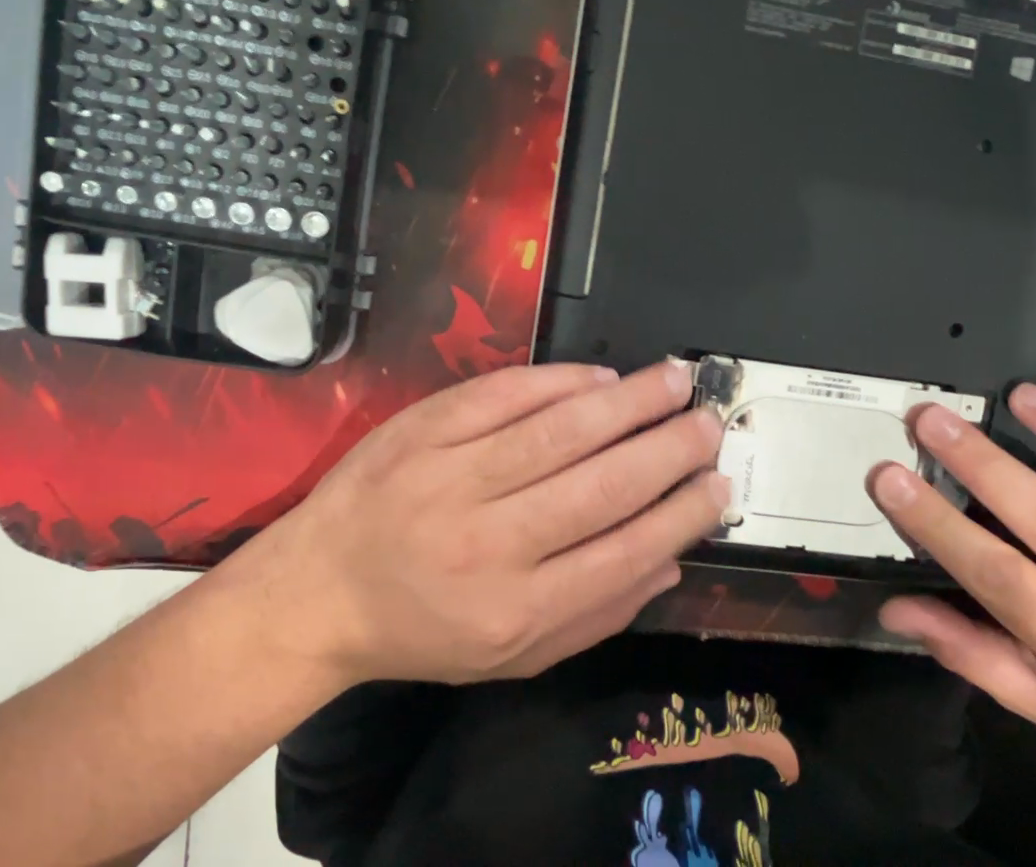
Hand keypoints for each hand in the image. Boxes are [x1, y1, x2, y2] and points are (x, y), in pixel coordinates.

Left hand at [225, 362, 726, 687]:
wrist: (316, 592)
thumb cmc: (422, 631)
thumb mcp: (514, 658)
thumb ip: (597, 617)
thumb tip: (670, 563)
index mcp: (518, 608)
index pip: (625, 552)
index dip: (682, 514)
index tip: (719, 486)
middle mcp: (490, 542)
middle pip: (604, 485)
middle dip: (671, 449)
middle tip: (710, 424)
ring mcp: (453, 478)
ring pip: (563, 430)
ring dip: (630, 401)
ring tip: (675, 381)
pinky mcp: (425, 430)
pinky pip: (506, 394)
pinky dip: (562, 381)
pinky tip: (602, 377)